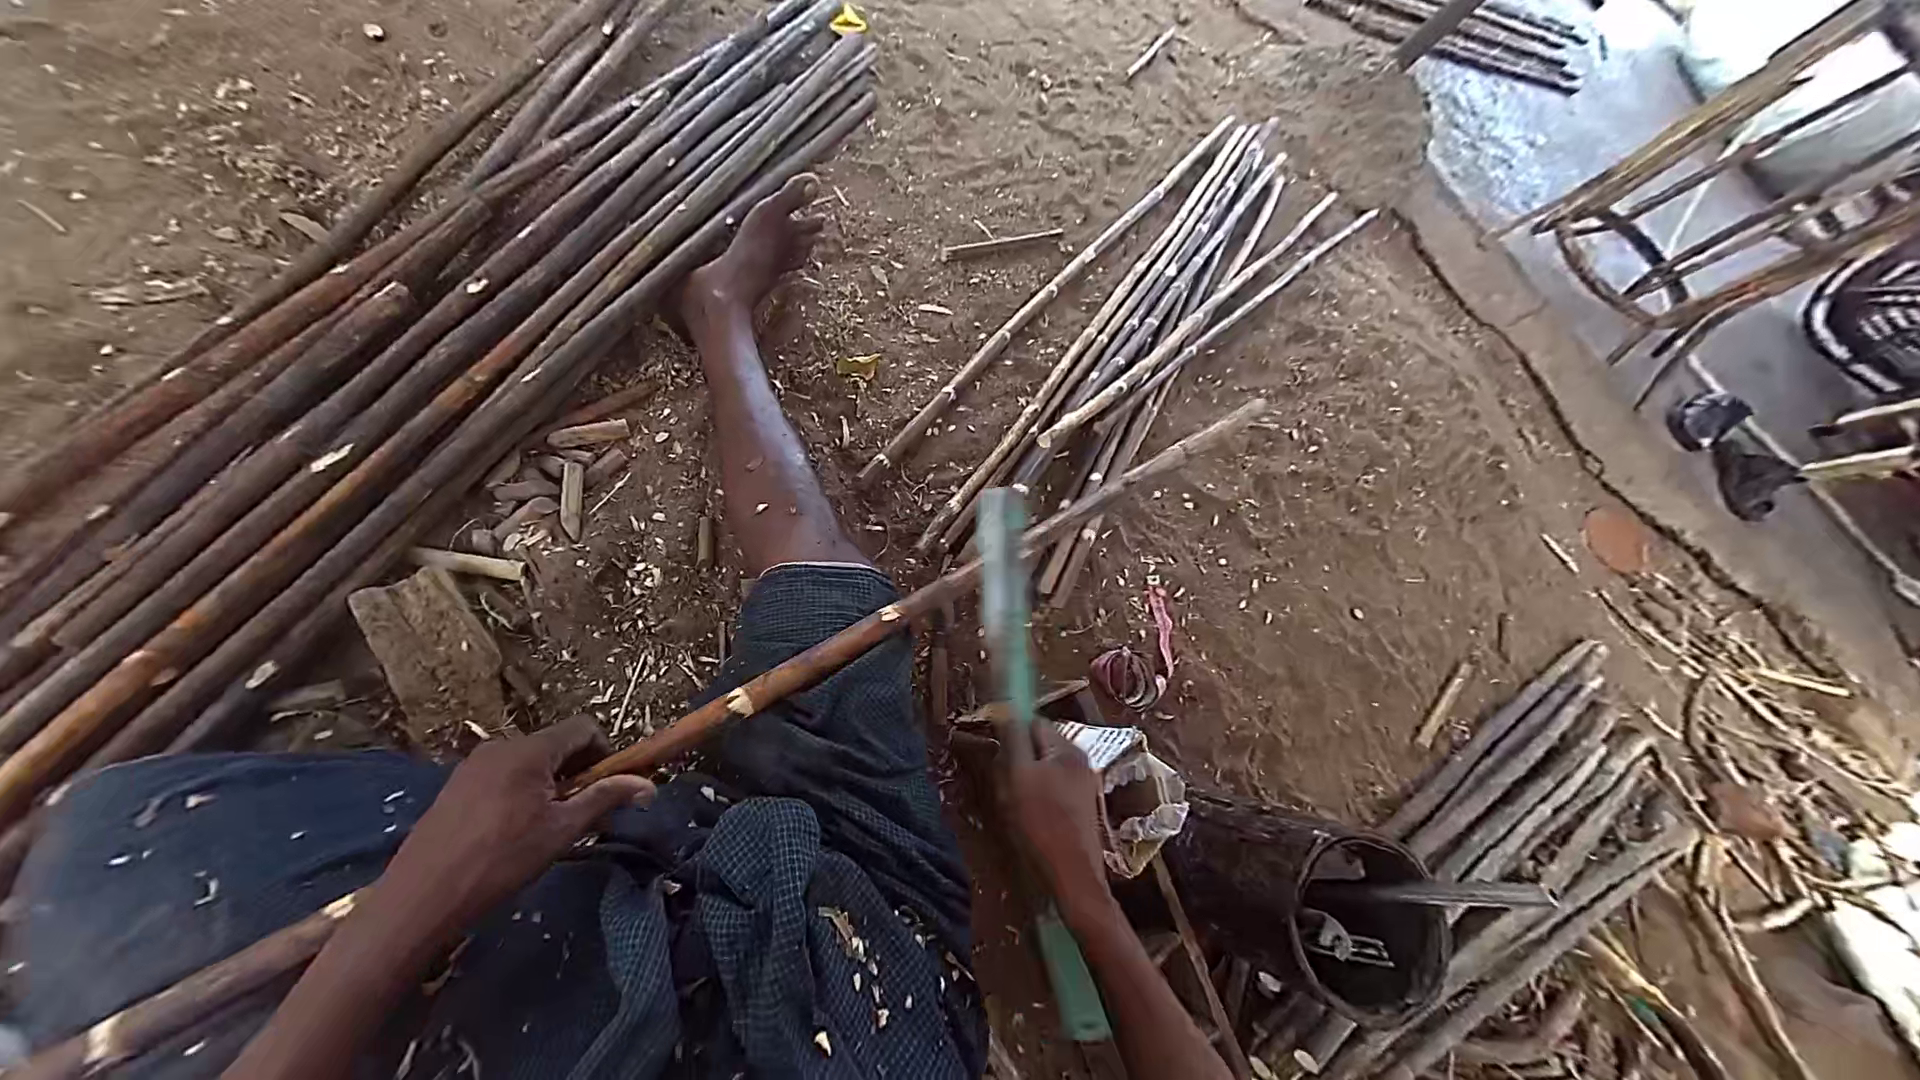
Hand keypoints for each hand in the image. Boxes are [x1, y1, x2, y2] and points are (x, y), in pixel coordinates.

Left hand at [370, 717, 654, 940]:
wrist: (415, 904)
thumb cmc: (499, 862)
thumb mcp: (562, 830)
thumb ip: (606, 797)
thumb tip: (648, 785)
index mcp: (529, 750)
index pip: (584, 728)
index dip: (606, 752)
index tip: (609, 786)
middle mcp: (501, 747)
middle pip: (558, 743)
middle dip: (579, 769)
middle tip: (582, 809)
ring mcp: (473, 766)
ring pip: (532, 760)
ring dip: (552, 781)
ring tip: (549, 823)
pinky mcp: (455, 786)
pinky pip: (505, 773)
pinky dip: (524, 789)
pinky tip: (514, 829)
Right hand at [1004, 721, 1112, 915]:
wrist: (1072, 878)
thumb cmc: (1041, 823)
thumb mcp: (1018, 775)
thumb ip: (1013, 739)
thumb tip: (1007, 711)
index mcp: (1068, 748)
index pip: (1033, 722)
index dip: (1010, 731)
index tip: (992, 750)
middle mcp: (1080, 761)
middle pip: (1039, 745)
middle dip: (1016, 757)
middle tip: (1000, 779)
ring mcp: (1083, 786)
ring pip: (1043, 768)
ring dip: (1024, 778)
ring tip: (1011, 800)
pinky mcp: (1080, 809)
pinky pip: (1051, 788)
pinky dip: (1035, 795)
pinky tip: (1026, 815)